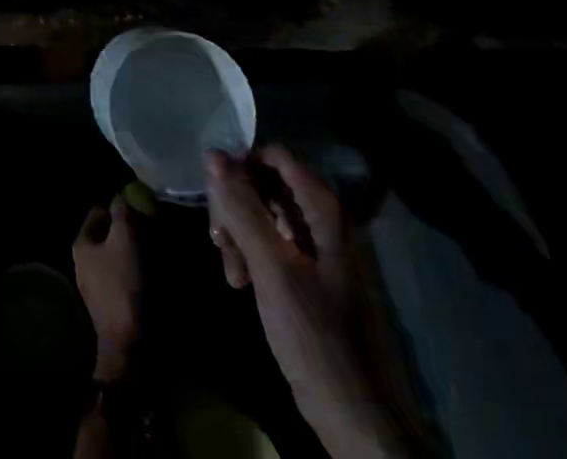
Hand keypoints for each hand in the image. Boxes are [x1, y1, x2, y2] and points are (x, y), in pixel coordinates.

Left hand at [73, 198, 142, 382]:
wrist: (127, 340)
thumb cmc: (123, 284)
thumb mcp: (124, 241)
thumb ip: (122, 214)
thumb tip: (122, 195)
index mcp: (82, 242)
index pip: (99, 211)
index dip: (119, 203)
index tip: (142, 202)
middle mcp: (84, 259)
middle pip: (108, 231)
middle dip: (129, 225)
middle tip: (153, 221)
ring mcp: (96, 280)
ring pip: (117, 250)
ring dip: (135, 244)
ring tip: (157, 241)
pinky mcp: (111, 296)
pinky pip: (123, 270)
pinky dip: (136, 263)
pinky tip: (153, 265)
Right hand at [205, 146, 403, 458]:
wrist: (353, 411)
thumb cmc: (314, 335)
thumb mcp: (272, 268)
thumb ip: (243, 209)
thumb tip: (213, 154)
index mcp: (324, 210)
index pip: (275, 157)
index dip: (241, 168)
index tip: (215, 198)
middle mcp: (321, 219)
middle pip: (266, 185)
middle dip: (235, 208)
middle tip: (218, 242)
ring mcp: (315, 247)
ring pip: (263, 216)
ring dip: (238, 236)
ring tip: (230, 273)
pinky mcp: (306, 273)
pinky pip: (269, 244)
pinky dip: (250, 257)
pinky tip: (239, 283)